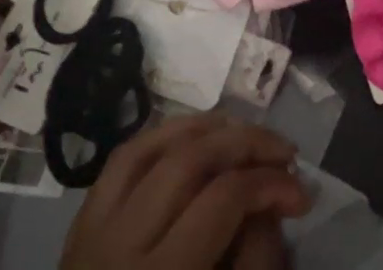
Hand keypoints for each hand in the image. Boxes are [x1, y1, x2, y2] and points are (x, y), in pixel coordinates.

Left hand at [60, 112, 310, 269]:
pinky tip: (195, 138)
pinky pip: (121, 162)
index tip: (302, 196)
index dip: (272, 184)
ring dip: (202, 128)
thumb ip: (258, 254)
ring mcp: (89, 235)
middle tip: (285, 155)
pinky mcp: (79, 229)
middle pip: (188, 161)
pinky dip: (162, 138)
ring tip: (243, 133)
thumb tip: (269, 197)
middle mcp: (117, 248)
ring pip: (147, 149)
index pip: (224, 198)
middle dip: (247, 143)